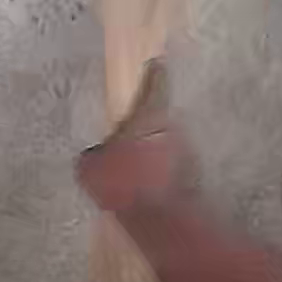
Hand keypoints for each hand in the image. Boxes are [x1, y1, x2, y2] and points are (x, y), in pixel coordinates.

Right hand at [77, 57, 195, 213]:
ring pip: (165, 145)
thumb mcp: (90, 168)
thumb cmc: (124, 183)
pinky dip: (157, 175)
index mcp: (150, 116)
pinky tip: (140, 190)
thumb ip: (93, 155)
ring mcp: (188, 152)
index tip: (154, 63)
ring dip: (151, 154)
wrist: (161, 218)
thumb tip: (93, 156)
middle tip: (124, 140)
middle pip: (159, 119)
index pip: (154, 84)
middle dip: (143, 127)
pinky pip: (169, 169)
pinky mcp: (192, 177)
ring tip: (129, 172)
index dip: (152, 73)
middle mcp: (175, 128)